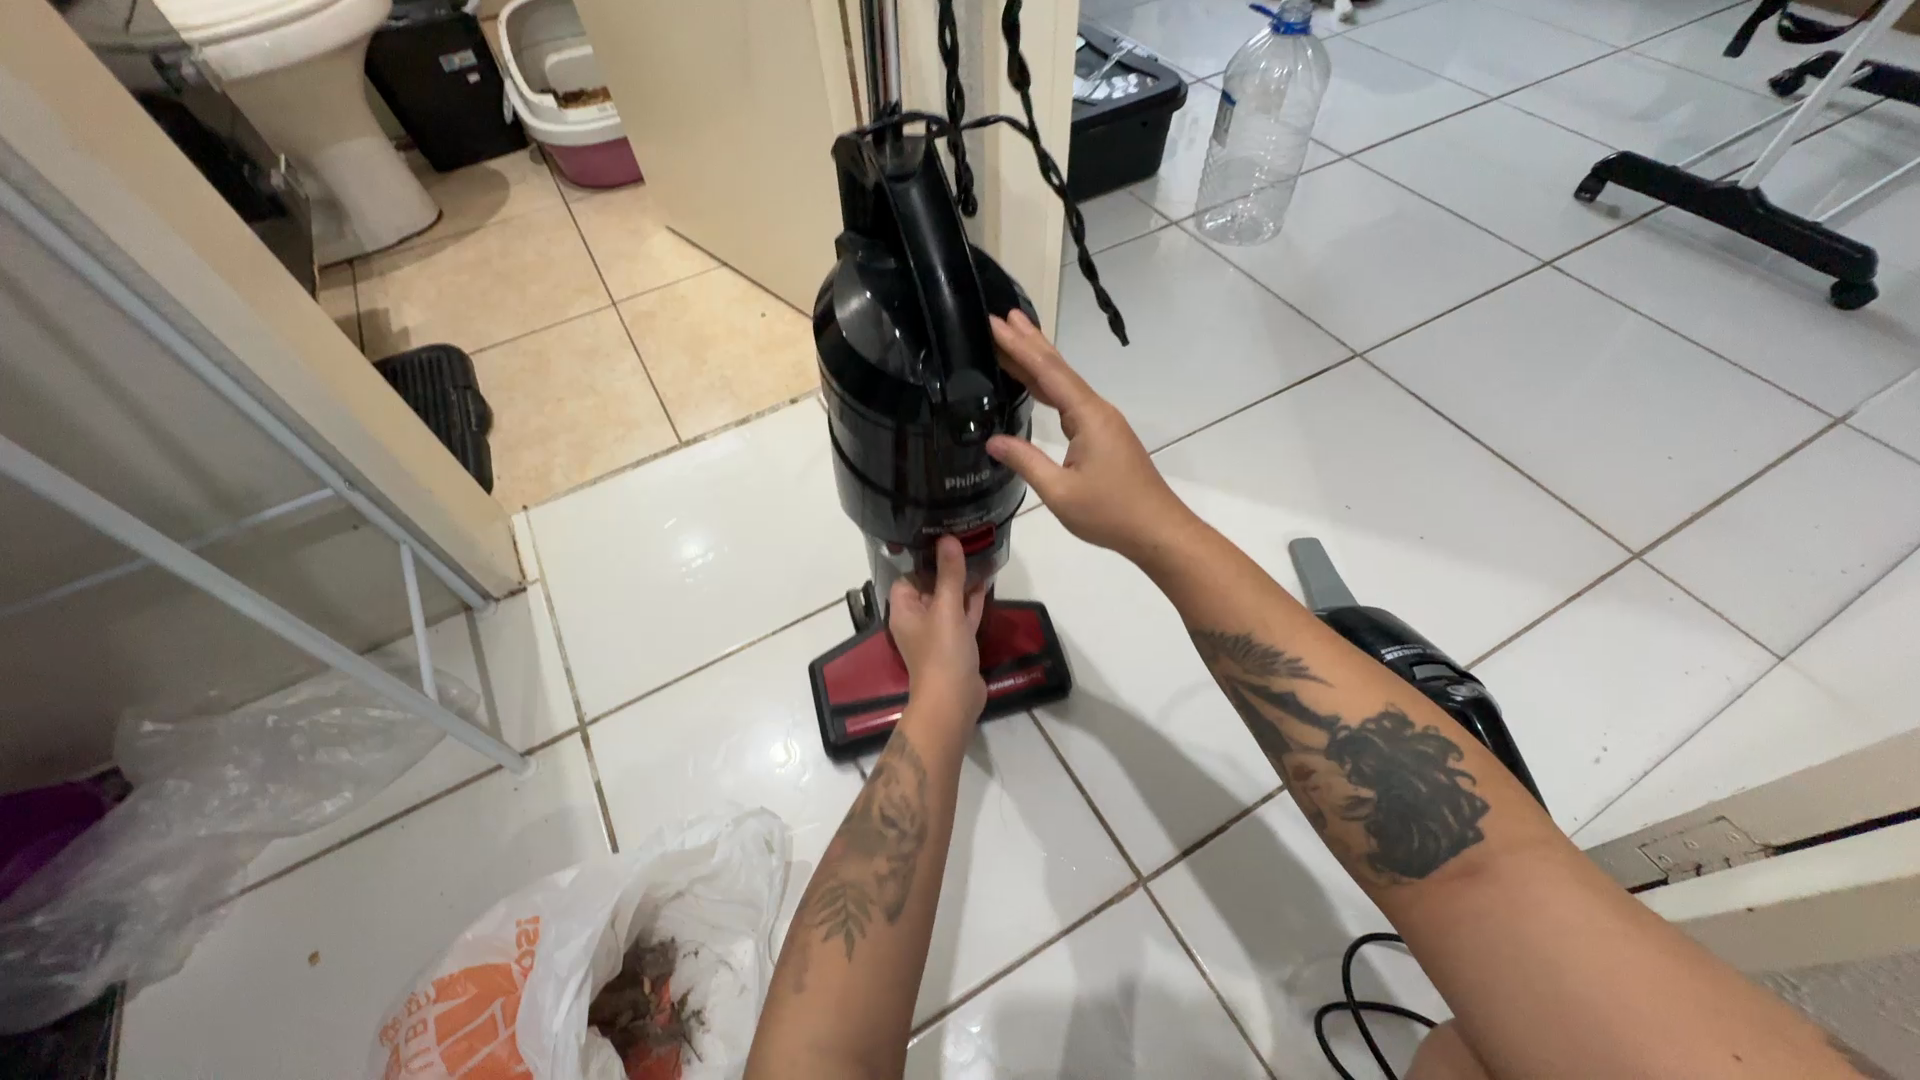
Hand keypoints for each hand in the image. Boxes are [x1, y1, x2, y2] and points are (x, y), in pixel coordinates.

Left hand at [889, 536, 988, 719]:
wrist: (954, 700)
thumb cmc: (942, 651)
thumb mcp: (946, 608)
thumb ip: (949, 574)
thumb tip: (948, 538)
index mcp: (904, 611)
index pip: (907, 577)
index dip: (922, 560)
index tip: (940, 540)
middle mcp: (917, 620)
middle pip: (929, 588)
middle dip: (945, 568)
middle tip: (965, 541)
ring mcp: (938, 633)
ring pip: (948, 601)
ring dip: (961, 583)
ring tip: (978, 556)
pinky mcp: (957, 644)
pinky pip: (962, 616)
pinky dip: (971, 601)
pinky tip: (986, 583)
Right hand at [985, 311, 1198, 562]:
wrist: (1157, 530)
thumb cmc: (1110, 513)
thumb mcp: (1060, 492)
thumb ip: (1025, 462)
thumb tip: (992, 441)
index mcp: (1088, 416)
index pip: (1047, 372)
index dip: (1019, 347)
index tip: (994, 323)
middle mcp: (1097, 410)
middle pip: (1058, 368)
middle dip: (1029, 342)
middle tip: (1001, 316)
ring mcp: (1102, 422)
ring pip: (1065, 384)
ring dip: (1038, 361)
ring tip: (1013, 339)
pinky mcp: (1103, 436)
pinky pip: (1070, 401)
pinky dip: (1048, 386)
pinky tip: (1036, 385)